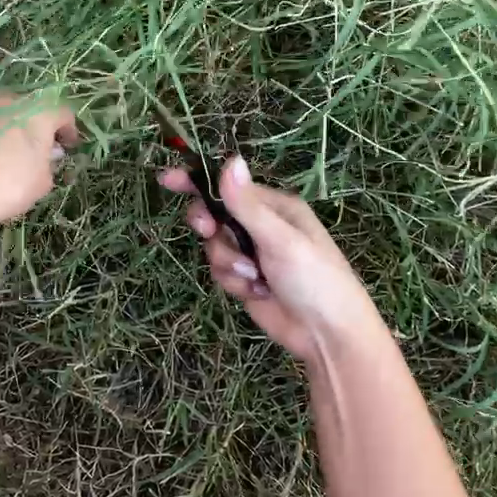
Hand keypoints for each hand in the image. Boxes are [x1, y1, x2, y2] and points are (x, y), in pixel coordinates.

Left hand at [0, 92, 78, 225]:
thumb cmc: (10, 186)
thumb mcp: (43, 181)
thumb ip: (48, 163)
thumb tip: (47, 154)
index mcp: (37, 113)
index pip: (62, 112)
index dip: (69, 128)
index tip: (69, 144)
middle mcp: (9, 103)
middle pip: (31, 107)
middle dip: (38, 124)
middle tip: (41, 146)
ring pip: (4, 113)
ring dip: (12, 127)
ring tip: (12, 151)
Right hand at [161, 157, 383, 361]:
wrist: (328, 337)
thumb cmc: (315, 279)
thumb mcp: (280, 239)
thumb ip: (248, 204)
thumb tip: (231, 159)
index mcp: (275, 207)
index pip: (228, 186)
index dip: (197, 182)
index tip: (167, 181)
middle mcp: (262, 226)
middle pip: (214, 215)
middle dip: (210, 226)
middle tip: (207, 232)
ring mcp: (253, 253)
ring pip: (214, 246)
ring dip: (228, 262)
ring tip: (253, 277)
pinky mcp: (245, 279)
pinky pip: (220, 270)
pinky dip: (232, 281)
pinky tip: (255, 291)